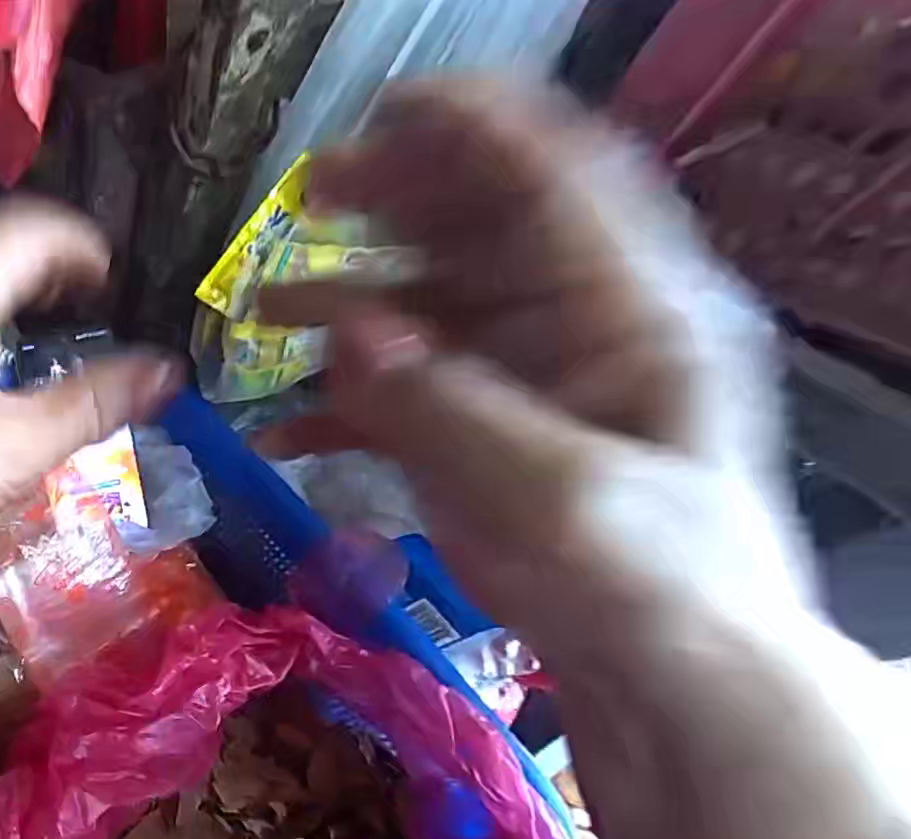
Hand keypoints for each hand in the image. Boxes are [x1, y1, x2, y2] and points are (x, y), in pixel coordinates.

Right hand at [252, 80, 814, 658]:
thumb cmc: (641, 572)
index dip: (477, 131)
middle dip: (388, 205)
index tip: (391, 106)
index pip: (551, 187)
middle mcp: (559, 328)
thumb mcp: (555, 491)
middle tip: (305, 192)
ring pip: (409, 318)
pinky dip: (328, 412)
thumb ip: (448, 409)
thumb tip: (350, 336)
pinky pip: (384, 403)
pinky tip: (276, 436)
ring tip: (257, 311)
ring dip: (334, 310)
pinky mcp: (459, 434)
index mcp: (623, 312)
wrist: (652, 661)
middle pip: (466, 236)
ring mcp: (501, 383)